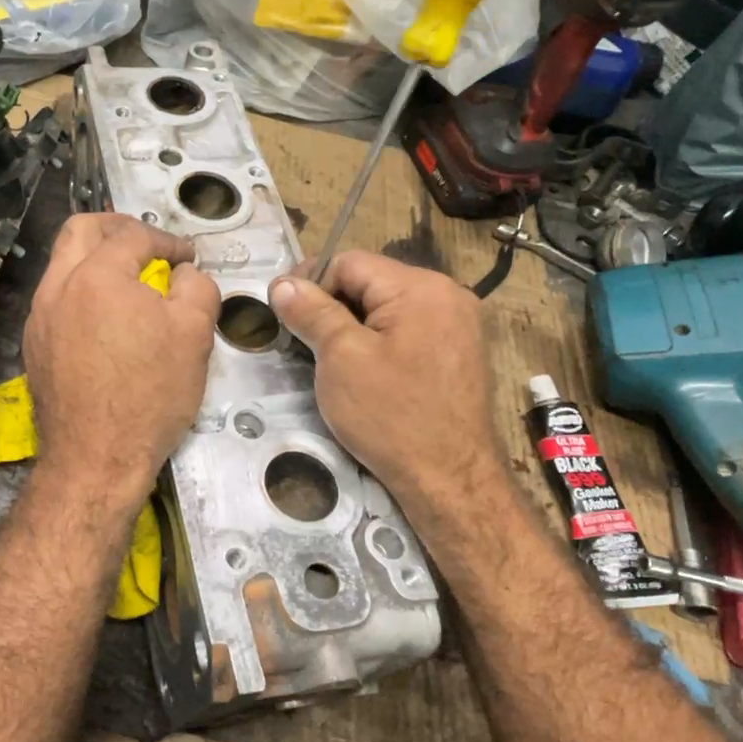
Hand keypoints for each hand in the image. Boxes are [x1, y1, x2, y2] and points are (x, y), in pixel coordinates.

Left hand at [24, 214, 220, 517]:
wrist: (95, 459)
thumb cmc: (150, 395)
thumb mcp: (194, 336)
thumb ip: (196, 288)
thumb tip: (185, 273)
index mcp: (97, 276)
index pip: (134, 237)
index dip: (168, 240)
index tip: (188, 257)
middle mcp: (58, 286)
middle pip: (81, 230)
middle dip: (117, 226)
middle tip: (147, 242)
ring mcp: (39, 316)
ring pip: (62, 263)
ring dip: (95, 258)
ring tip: (128, 277)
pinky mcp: (34, 345)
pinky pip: (55, 298)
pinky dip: (81, 290)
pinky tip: (106, 317)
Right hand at [268, 252, 500, 526]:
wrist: (450, 479)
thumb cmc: (391, 416)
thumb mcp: (340, 358)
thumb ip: (312, 312)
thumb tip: (283, 284)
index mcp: (421, 288)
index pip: (350, 262)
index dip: (310, 281)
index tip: (283, 312)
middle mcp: (448, 295)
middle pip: (371, 282)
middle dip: (332, 305)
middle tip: (302, 340)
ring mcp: (459, 325)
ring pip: (387, 307)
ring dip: (353, 325)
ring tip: (329, 359)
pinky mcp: (458, 352)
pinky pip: (408, 329)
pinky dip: (379, 341)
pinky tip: (363, 371)